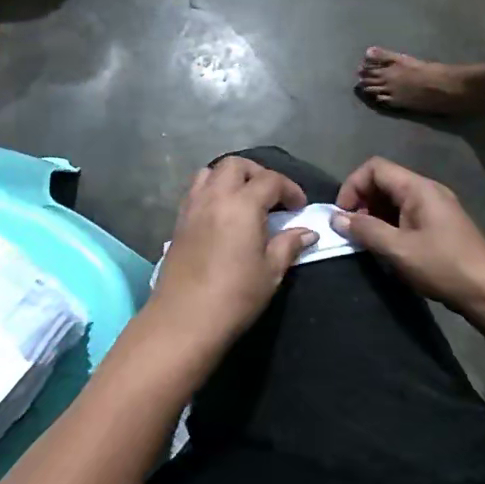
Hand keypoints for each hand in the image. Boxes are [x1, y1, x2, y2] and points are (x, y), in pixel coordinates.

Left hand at [148, 157, 317, 349]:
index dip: (290, 189)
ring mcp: (192, 207)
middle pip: (236, 165)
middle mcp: (214, 197)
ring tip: (245, 201)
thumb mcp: (270, 272)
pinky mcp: (178, 221)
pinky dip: (212, 191)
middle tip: (272, 197)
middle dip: (258, 174)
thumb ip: (288, 245)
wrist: (184, 318)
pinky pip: (196, 191)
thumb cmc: (235, 296)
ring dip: (230, 178)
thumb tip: (306, 232)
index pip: (270, 180)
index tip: (299, 207)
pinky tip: (223, 216)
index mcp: (241, 205)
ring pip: (210, 173)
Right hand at [332, 157, 484, 310]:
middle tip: (351, 230)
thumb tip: (336, 218)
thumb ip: (365, 230)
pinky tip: (386, 246)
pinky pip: (405, 213)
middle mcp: (428, 191)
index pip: (375, 168)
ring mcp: (436, 207)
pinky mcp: (439, 224)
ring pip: (393, 199)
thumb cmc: (443, 266)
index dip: (352, 186)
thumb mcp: (398, 250)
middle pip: (384, 181)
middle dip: (361, 201)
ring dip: (373, 215)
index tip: (342, 214)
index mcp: (419, 189)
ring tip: (366, 240)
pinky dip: (388, 223)